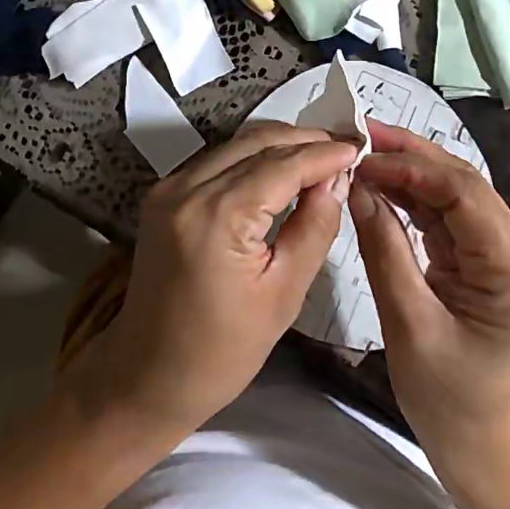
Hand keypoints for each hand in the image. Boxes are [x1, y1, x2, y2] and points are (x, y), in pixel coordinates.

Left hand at [62, 122, 358, 435]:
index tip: (360, 147)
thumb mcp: (283, 294)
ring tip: (318, 156)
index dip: (323, 153)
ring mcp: (167, 190)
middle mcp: (185, 189)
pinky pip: (211, 162)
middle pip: (253, 143)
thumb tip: (336, 180)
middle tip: (343, 149)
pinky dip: (246, 158)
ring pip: (230, 146)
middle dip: (301, 140)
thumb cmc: (223, 349)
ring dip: (274, 145)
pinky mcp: (160, 197)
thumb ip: (313, 227)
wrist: (149, 368)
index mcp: (217, 216)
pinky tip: (275, 170)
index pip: (280, 165)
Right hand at [348, 120, 509, 447]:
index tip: (359, 155)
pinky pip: (445, 217)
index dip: (412, 167)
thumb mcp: (407, 320)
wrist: (474, 436)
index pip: (465, 196)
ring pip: (455, 195)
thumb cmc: (444, 392)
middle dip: (411, 155)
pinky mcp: (482, 262)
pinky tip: (378, 182)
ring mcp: (503, 257)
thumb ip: (383, 249)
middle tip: (358, 133)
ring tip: (362, 150)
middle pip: (465, 186)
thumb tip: (356, 187)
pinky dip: (410, 196)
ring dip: (408, 170)